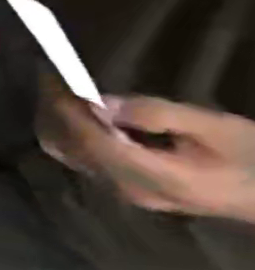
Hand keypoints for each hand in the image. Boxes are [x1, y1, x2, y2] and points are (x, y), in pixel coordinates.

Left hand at [47, 93, 254, 222]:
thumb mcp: (217, 129)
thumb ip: (156, 114)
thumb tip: (99, 102)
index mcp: (156, 178)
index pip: (89, 139)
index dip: (65, 107)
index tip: (51, 77)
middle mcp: (129, 189)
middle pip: (67, 146)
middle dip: (54, 110)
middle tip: (55, 80)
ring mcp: (125, 192)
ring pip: (67, 152)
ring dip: (58, 120)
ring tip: (65, 92)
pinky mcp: (126, 188)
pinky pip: (81, 157)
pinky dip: (71, 132)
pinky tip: (82, 114)